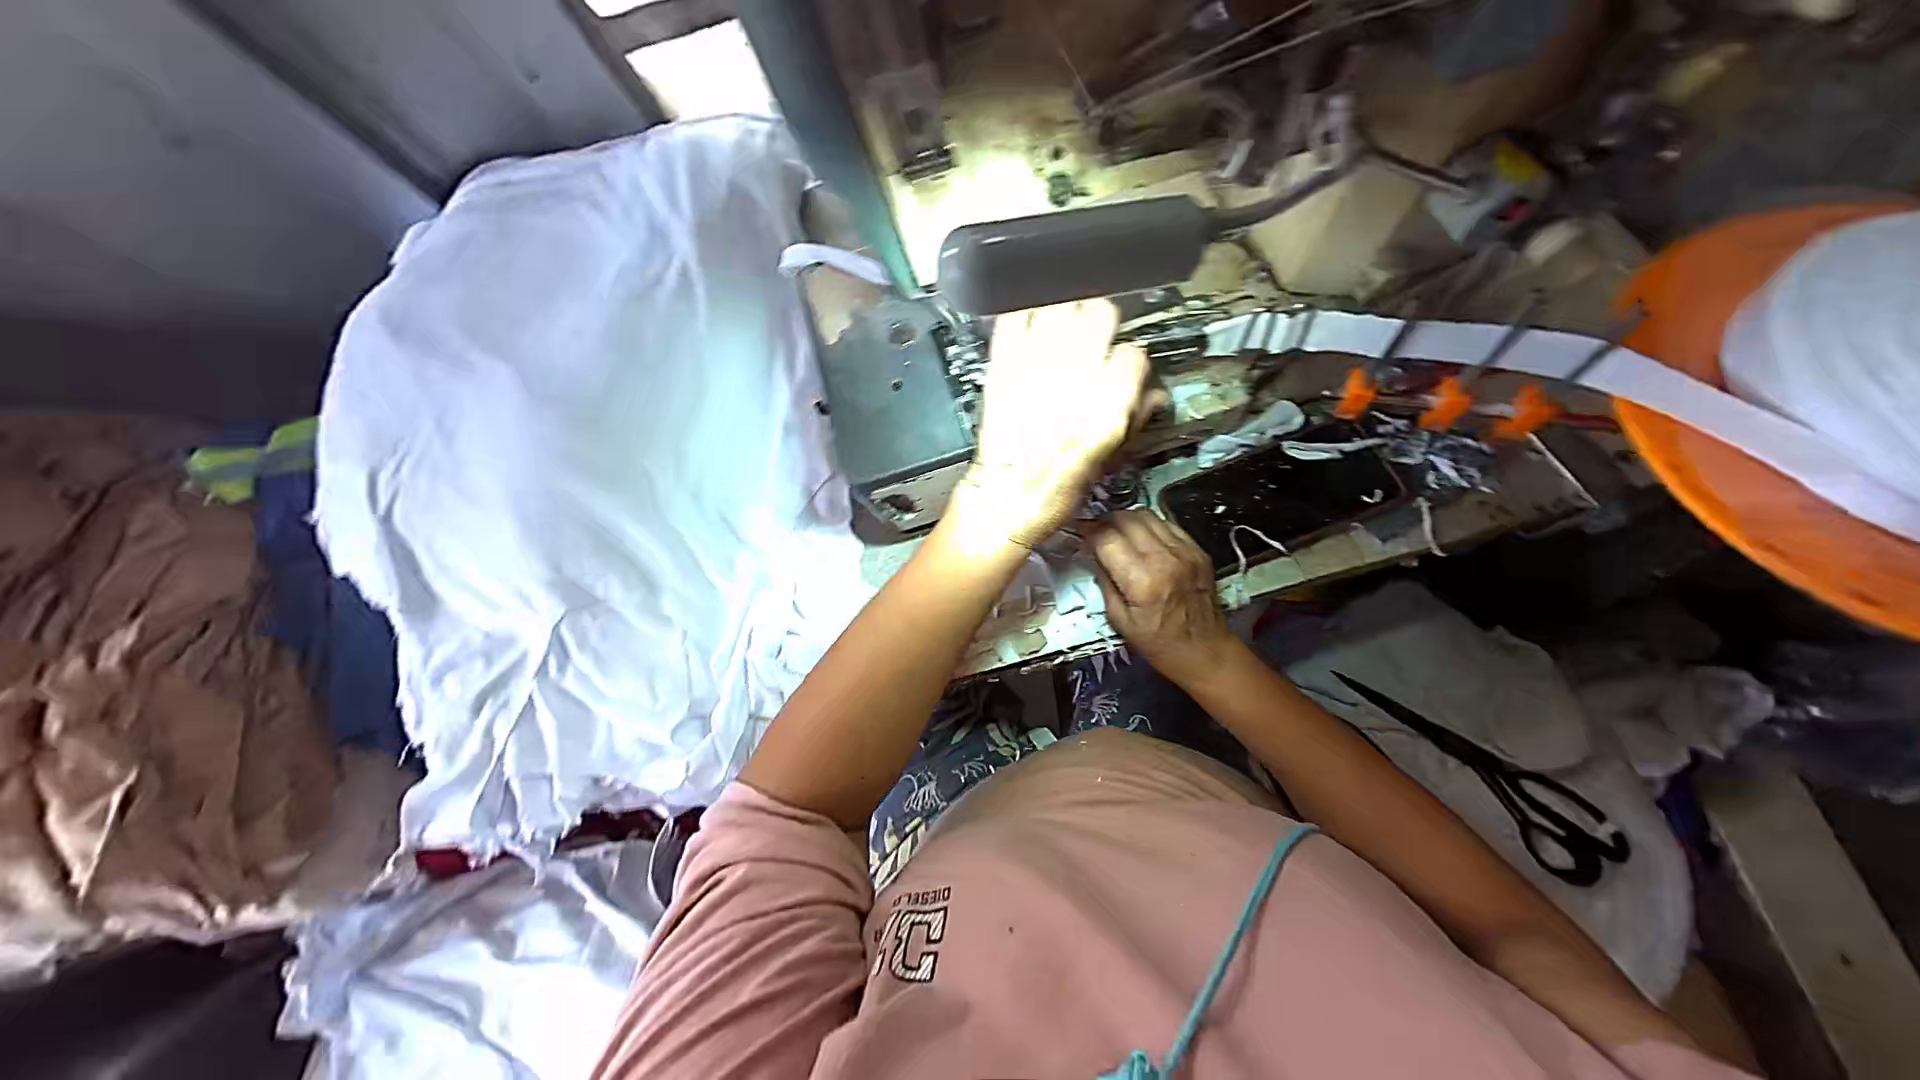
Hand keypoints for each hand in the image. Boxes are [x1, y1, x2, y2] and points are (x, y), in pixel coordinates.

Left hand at [952, 301, 1153, 547]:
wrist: (1003, 500)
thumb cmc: (1052, 492)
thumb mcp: (1106, 461)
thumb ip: (1133, 419)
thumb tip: (1151, 396)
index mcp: (1103, 411)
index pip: (1134, 354)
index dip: (1131, 359)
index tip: (1122, 366)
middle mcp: (1071, 383)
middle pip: (1099, 314)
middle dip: (1101, 323)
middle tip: (1093, 337)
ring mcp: (1032, 371)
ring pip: (1059, 307)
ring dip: (1064, 313)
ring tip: (1062, 330)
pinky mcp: (1001, 368)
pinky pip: (1014, 318)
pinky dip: (1023, 317)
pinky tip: (1029, 329)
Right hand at [1087, 510, 1238, 683]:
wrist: (1205, 650)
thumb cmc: (1158, 643)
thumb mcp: (1119, 619)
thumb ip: (1104, 581)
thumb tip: (1093, 552)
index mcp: (1141, 582)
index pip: (1106, 538)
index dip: (1088, 530)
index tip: (1080, 530)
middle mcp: (1164, 559)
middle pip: (1126, 519)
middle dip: (1105, 521)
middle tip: (1096, 530)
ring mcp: (1185, 551)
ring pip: (1147, 515)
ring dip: (1127, 519)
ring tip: (1117, 531)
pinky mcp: (1198, 550)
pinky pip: (1167, 523)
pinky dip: (1149, 525)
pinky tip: (1142, 537)